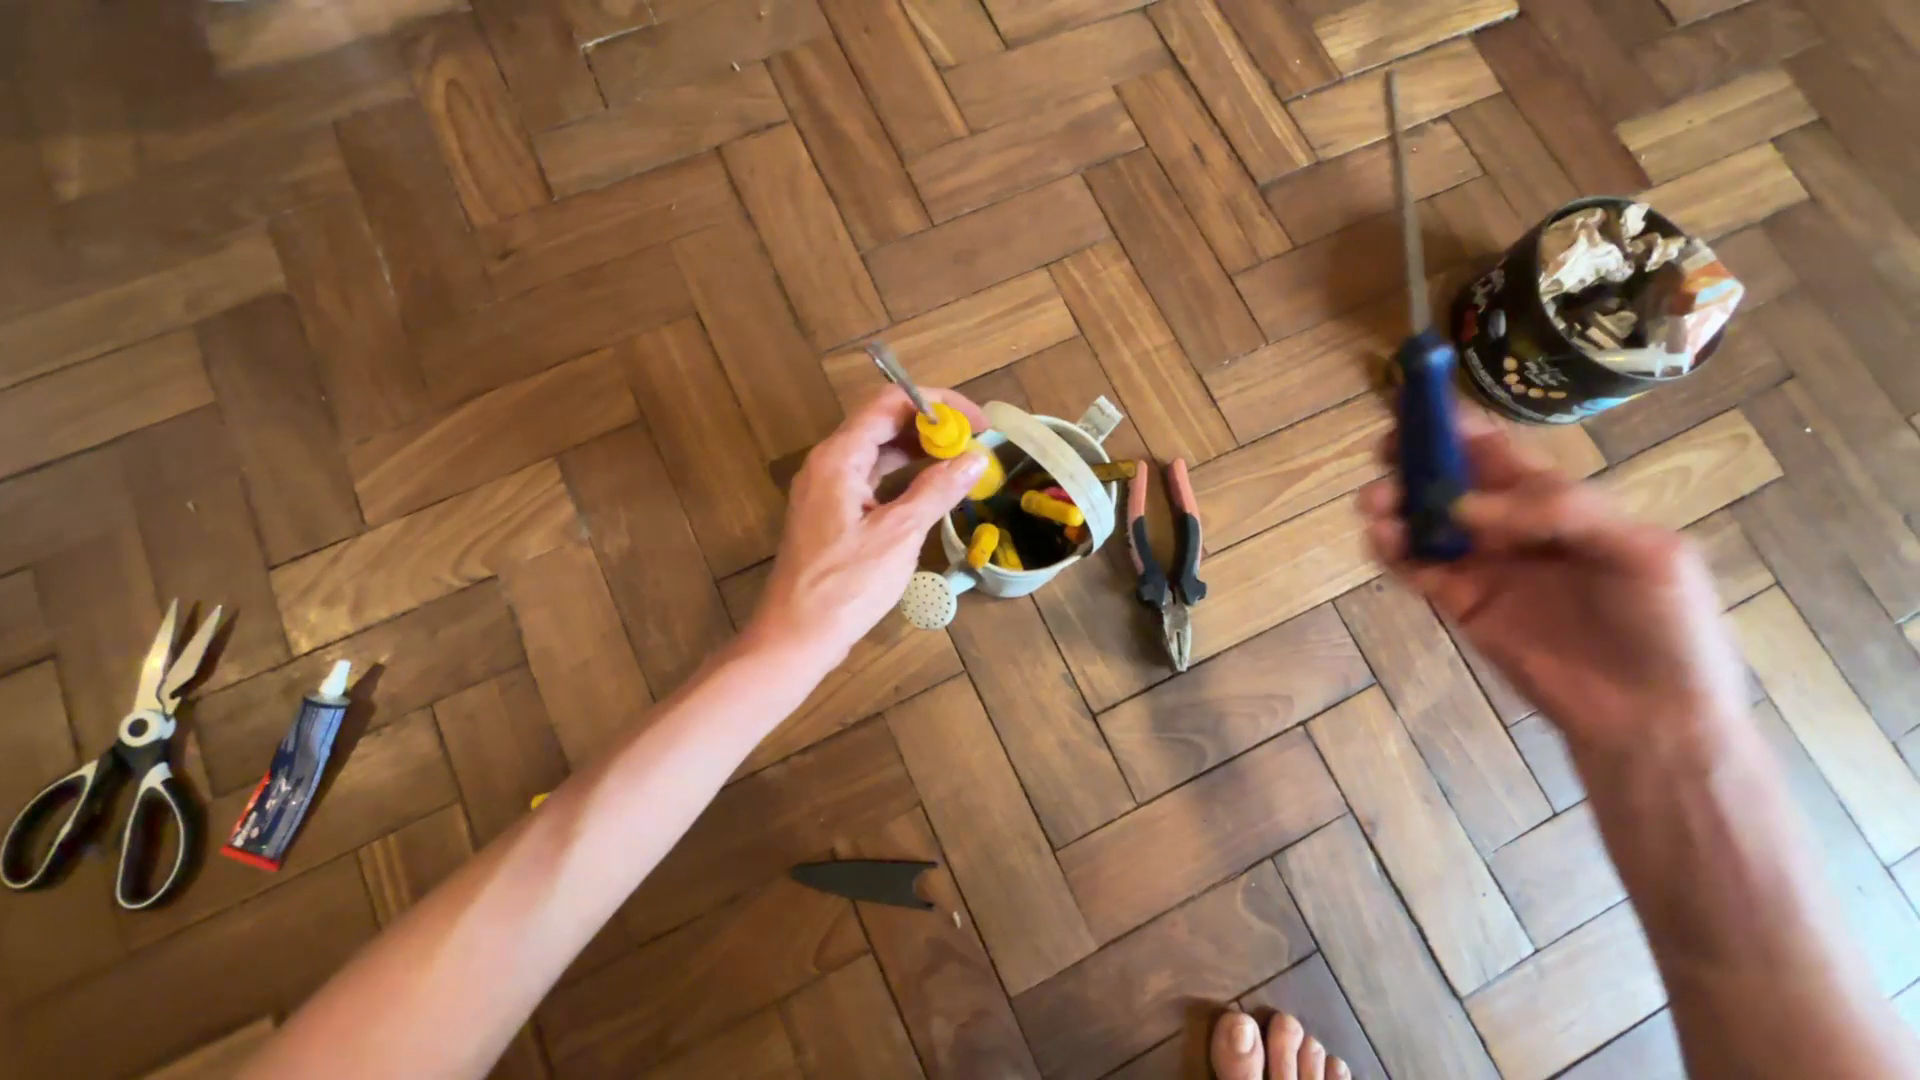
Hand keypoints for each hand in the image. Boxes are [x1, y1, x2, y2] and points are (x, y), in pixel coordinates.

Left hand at [747, 387, 988, 666]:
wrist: (796, 635)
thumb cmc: (845, 585)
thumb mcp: (898, 534)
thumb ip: (937, 490)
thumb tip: (976, 457)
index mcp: (838, 458)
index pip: (888, 403)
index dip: (936, 404)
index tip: (977, 421)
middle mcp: (828, 464)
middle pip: (882, 423)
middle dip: (931, 426)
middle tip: (976, 441)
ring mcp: (828, 490)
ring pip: (877, 452)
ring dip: (919, 451)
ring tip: (962, 461)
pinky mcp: (833, 514)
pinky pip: (871, 479)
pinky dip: (903, 477)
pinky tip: (932, 489)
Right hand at [1357, 417, 1748, 756]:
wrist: (1650, 715)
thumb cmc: (1664, 627)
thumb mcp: (1642, 550)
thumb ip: (1560, 513)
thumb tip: (1462, 507)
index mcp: (1558, 504)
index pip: (1499, 454)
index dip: (1459, 427)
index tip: (1418, 405)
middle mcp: (1511, 527)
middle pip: (1450, 481)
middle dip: (1414, 461)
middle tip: (1383, 454)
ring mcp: (1481, 565)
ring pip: (1424, 522)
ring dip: (1395, 505)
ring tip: (1374, 505)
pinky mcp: (1458, 603)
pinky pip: (1415, 568)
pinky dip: (1391, 551)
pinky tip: (1381, 539)